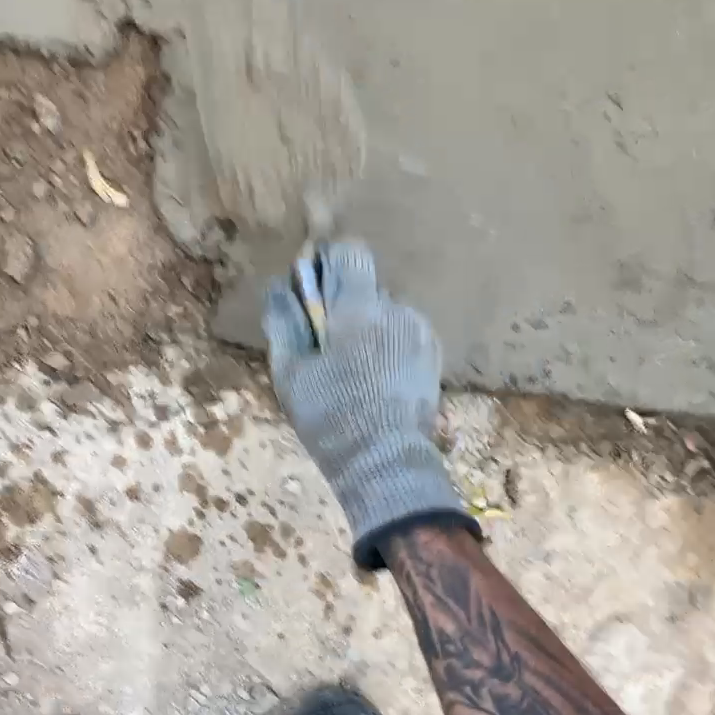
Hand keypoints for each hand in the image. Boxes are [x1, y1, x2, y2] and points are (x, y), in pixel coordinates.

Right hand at [264, 241, 475, 568]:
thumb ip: (284, 321)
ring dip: (364, 330)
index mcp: (359, 307)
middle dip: (341, 307)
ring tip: (348, 374)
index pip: (348, 251)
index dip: (325, 261)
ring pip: (383, 314)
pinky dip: (384, 349)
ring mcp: (420, 332)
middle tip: (321, 349)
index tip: (309, 288)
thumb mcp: (291, 373)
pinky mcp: (433, 356)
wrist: (384, 462)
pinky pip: (402, 336)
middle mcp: (396, 309)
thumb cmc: (329, 417)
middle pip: (364, 287)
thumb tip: (281, 285)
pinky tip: (372, 384)